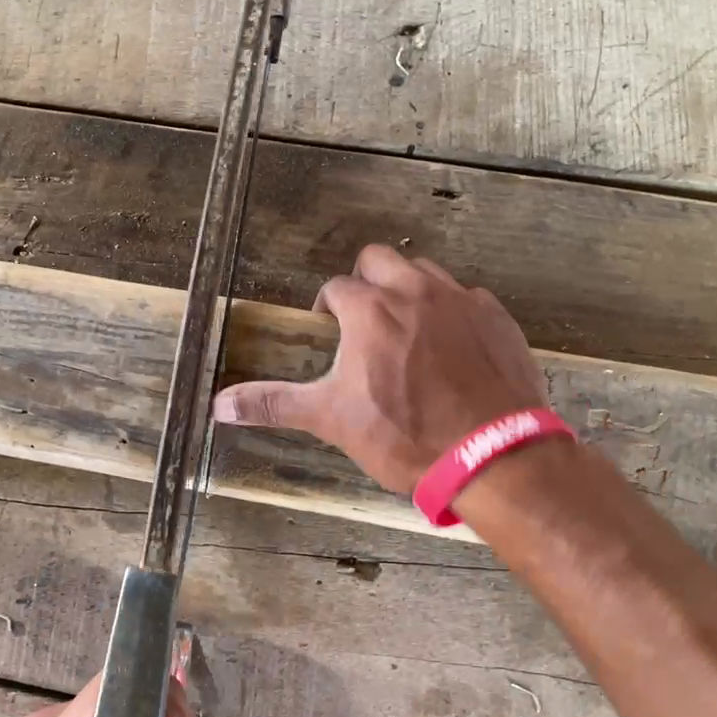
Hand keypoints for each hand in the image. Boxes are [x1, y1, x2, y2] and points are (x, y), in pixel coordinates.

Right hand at [213, 244, 548, 493]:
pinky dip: (452, 311)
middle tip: (363, 320)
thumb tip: (218, 404)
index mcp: (369, 310)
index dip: (327, 307)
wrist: (493, 457)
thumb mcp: (331, 420)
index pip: (335, 287)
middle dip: (365, 280)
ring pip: (425, 271)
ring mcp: (461, 300)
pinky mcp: (498, 317)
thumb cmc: (404, 435)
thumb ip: (274, 404)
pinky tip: (452, 347)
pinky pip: (467, 297)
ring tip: (406, 330)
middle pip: (379, 259)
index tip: (328, 329)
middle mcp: (414, 292)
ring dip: (408, 289)